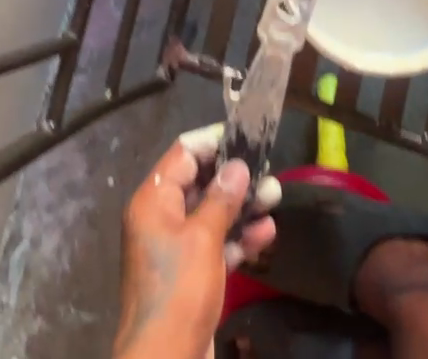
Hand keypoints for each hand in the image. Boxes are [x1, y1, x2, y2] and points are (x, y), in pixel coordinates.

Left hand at [114, 124, 281, 358]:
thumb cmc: (180, 290)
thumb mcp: (203, 238)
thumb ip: (222, 199)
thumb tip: (237, 165)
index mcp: (153, 202)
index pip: (183, 154)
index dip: (213, 143)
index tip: (246, 137)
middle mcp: (161, 219)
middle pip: (200, 183)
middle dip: (234, 178)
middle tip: (268, 172)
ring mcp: (176, 248)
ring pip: (212, 215)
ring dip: (242, 207)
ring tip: (274, 198)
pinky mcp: (192, 274)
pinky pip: (216, 244)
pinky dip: (239, 237)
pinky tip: (266, 233)